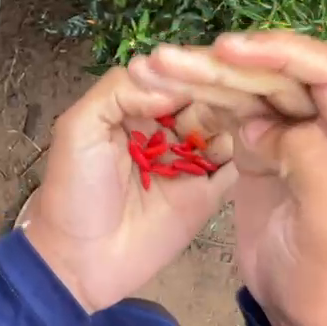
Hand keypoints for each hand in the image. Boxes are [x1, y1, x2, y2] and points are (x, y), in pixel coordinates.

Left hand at [24, 67, 238, 312]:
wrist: (80, 261)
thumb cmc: (73, 191)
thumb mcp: (79, 128)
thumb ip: (119, 92)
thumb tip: (172, 85)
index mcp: (137, 109)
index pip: (174, 77)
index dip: (194, 69)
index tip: (214, 64)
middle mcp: (168, 130)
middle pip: (206, 98)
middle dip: (218, 94)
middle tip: (224, 101)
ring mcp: (191, 162)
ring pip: (227, 127)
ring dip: (235, 118)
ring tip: (239, 119)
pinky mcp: (208, 194)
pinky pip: (236, 167)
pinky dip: (248, 151)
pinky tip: (253, 142)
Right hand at [141, 33, 326, 325]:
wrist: (303, 317)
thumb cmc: (325, 279)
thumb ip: (313, 166)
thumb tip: (271, 122)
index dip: (285, 51)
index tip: (231, 50)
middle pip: (285, 73)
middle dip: (232, 59)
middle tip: (174, 57)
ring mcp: (294, 136)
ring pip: (254, 88)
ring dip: (208, 74)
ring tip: (159, 63)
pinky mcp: (262, 149)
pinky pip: (234, 111)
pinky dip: (203, 97)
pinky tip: (170, 87)